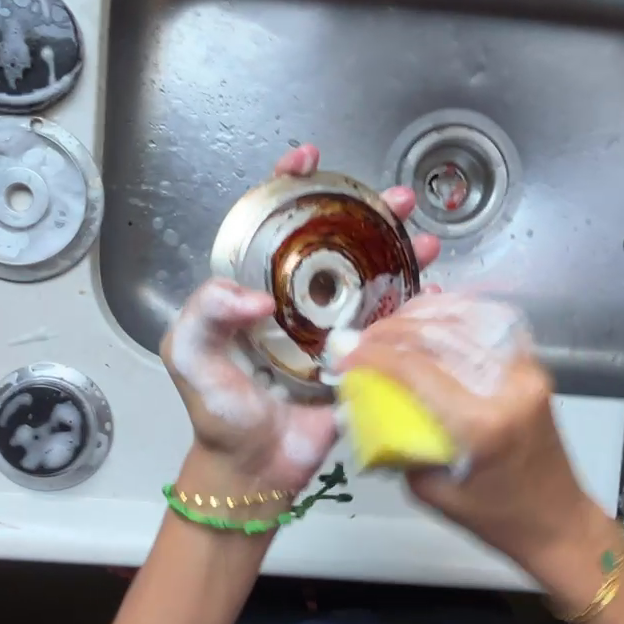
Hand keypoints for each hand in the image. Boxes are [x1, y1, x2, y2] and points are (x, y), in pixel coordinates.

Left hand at [161, 144, 440, 494]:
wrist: (254, 464)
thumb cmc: (217, 410)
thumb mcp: (190, 355)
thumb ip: (205, 313)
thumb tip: (256, 296)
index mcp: (254, 288)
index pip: (272, 226)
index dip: (289, 187)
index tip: (309, 160)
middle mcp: (298, 300)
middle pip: (337, 242)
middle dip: (369, 213)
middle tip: (397, 199)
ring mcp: (332, 327)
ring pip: (371, 276)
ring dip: (401, 253)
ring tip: (425, 239)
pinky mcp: (359, 357)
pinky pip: (390, 324)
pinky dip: (414, 306)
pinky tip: (432, 292)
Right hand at [335, 293, 610, 577]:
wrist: (560, 523)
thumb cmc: (497, 519)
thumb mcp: (433, 492)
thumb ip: (399, 445)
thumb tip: (366, 406)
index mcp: (482, 424)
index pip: (417, 370)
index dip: (375, 355)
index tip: (345, 353)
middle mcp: (507, 387)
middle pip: (439, 335)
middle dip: (392, 330)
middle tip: (362, 338)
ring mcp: (526, 373)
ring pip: (466, 319)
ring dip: (421, 314)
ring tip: (389, 324)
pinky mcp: (532, 369)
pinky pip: (490, 325)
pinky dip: (456, 313)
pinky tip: (430, 314)